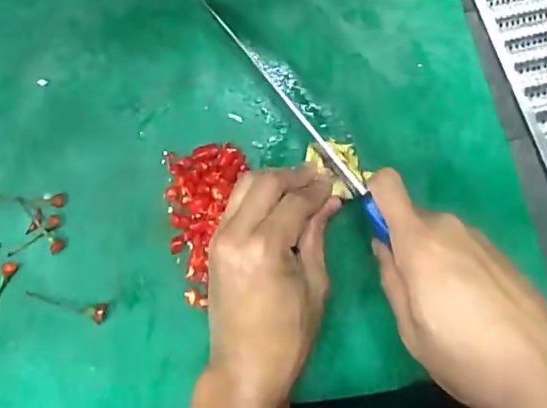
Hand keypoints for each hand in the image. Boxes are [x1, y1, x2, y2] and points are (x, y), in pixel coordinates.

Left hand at [191, 164, 342, 407]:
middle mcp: (237, 234)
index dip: (316, 189)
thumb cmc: (288, 337)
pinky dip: (257, 192)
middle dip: (294, 175)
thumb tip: (330, 199)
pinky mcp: (214, 242)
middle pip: (266, 182)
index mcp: (264, 248)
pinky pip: (236, 201)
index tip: (333, 182)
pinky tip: (275, 199)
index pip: (294, 201)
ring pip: (246, 184)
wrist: (243, 371)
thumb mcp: (314, 285)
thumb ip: (317, 235)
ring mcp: (220, 236)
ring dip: (273, 178)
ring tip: (297, 183)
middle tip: (316, 176)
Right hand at [369, 169, 546, 407]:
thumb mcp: (412, 331)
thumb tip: (383, 247)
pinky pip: (461, 245)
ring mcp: (475, 234)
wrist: (543, 364)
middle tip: (414, 291)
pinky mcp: (496, 249)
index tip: (371, 223)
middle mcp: (447, 225)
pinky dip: (456, 265)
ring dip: (433, 258)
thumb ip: (391, 280)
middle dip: (406, 245)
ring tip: (447, 307)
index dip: (373, 193)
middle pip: (412, 217)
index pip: (387, 183)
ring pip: (438, 234)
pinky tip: (472, 307)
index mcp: (419, 239)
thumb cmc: (466, 352)